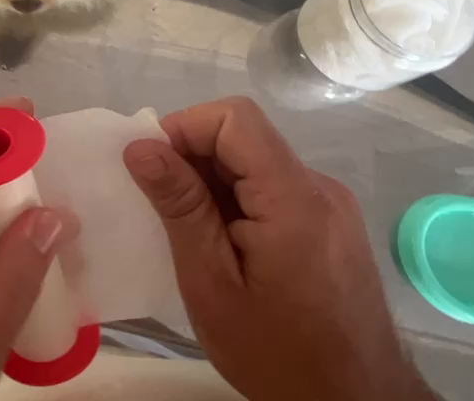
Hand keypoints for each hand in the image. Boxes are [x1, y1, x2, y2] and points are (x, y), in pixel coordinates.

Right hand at [122, 97, 435, 400]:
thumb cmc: (278, 355)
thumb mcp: (212, 284)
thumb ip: (180, 207)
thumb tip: (141, 146)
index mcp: (294, 199)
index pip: (234, 118)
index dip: (186, 128)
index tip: (156, 170)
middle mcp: (320, 188)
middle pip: (244, 136)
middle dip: (194, 158)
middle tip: (165, 210)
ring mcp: (331, 206)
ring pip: (255, 161)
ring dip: (213, 182)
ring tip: (194, 235)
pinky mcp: (333, 224)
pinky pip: (273, 186)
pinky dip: (238, 200)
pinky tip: (227, 246)